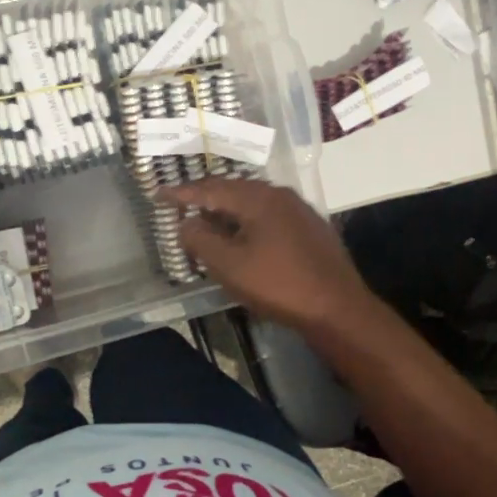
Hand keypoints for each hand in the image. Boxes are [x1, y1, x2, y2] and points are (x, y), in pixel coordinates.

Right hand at [160, 178, 376, 331]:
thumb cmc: (278, 285)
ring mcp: (299, 210)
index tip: (158, 195)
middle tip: (182, 206)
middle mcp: (279, 195)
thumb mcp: (229, 266)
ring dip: (227, 211)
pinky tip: (243, 237)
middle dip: (205, 198)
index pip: (210, 189)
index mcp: (257, 198)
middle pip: (233, 190)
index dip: (181, 193)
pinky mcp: (311, 229)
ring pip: (253, 202)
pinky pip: (269, 215)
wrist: (337, 307)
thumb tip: (185, 223)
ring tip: (208, 222)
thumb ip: (201, 240)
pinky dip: (248, 221)